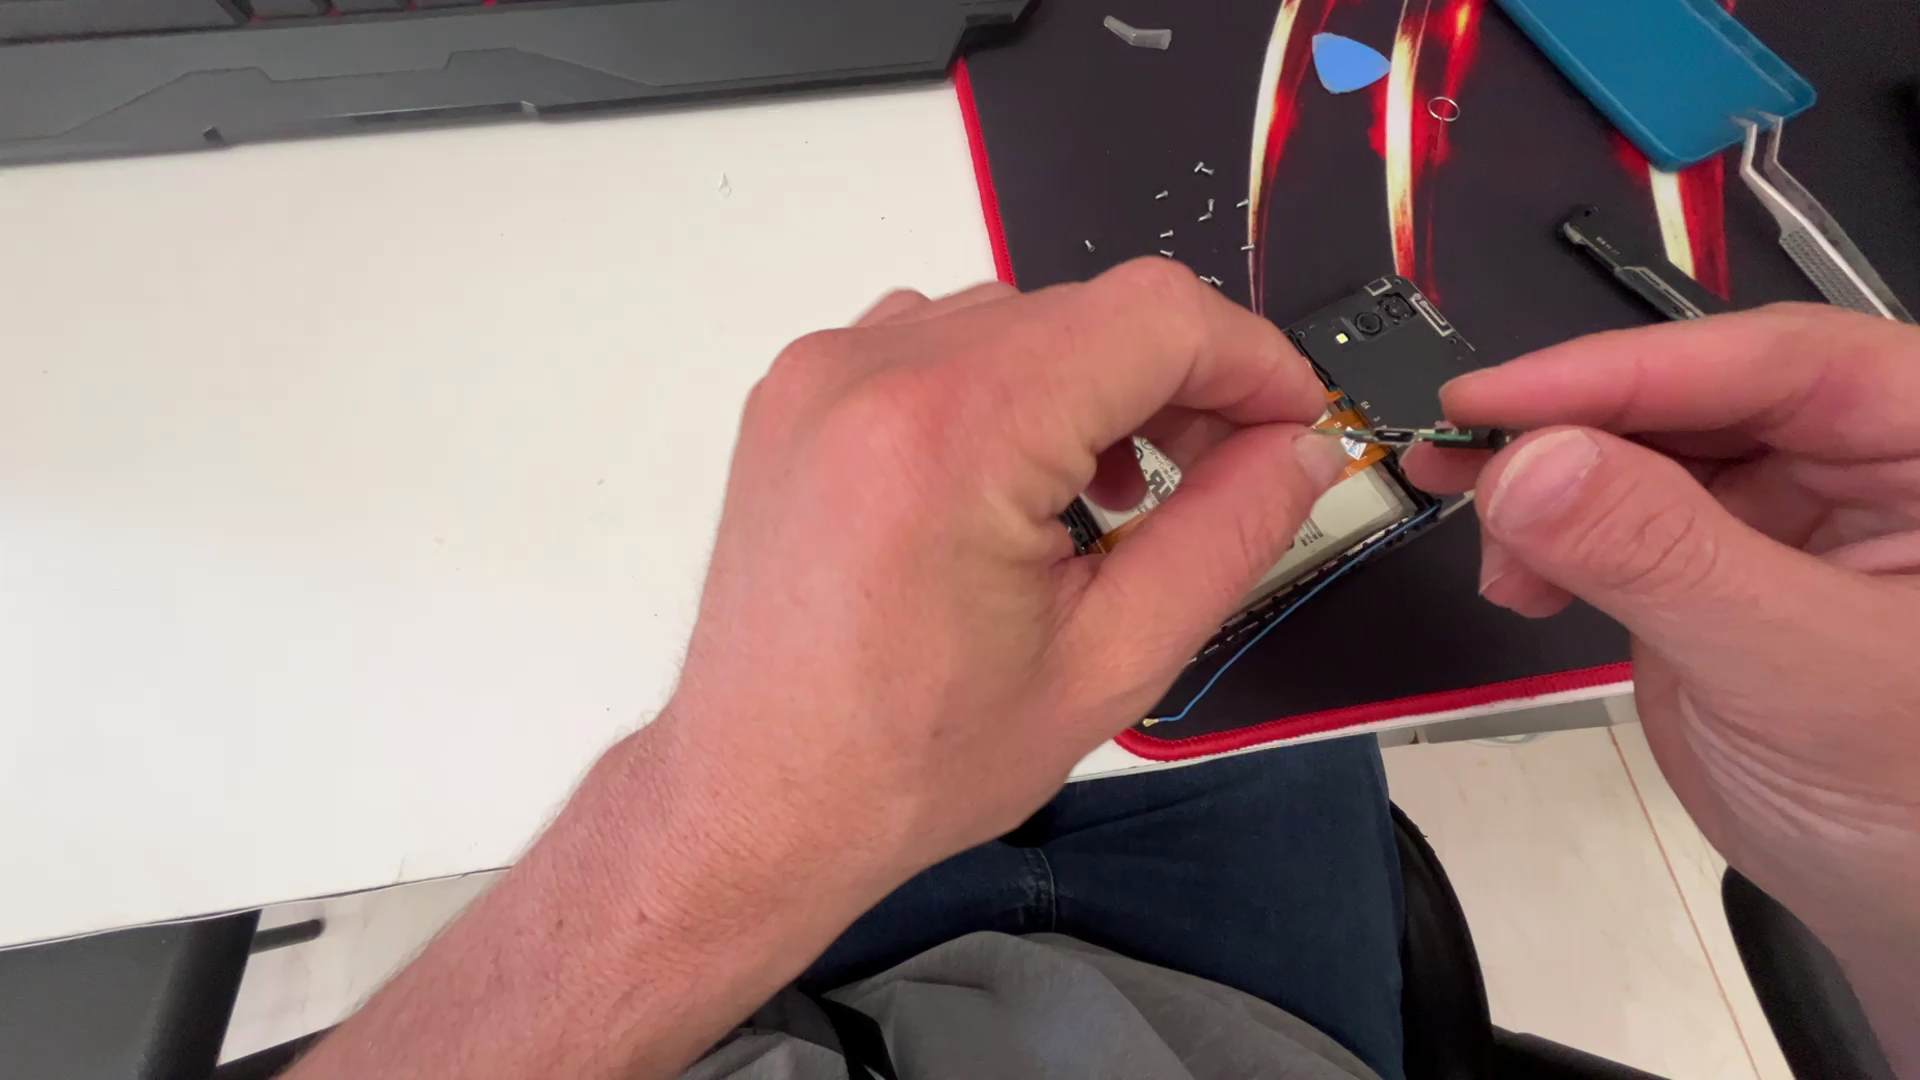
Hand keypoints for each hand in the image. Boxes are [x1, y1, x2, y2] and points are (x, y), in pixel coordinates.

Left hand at [285, 261, 1347, 1079]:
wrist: (756, 793)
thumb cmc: (914, 759)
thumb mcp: (1108, 663)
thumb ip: (1226, 537)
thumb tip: (1296, 452)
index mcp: (954, 433)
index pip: (1152, 315)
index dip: (1248, 356)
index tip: (1289, 419)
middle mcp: (873, 371)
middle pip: (1083, 313)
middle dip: (1172, 383)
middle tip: (1210, 469)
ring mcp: (822, 371)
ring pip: (1014, 323)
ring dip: (1086, 388)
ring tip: (1103, 491)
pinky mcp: (798, 391)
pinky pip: (938, 344)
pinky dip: (1003, 389)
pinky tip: (1009, 478)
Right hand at [1403, 304, 1919, 1066]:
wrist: (1900, 894)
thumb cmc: (1913, 797)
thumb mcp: (1790, 666)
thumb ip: (1658, 554)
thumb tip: (1521, 465)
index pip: (1771, 364)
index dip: (1613, 373)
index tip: (1478, 400)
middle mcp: (1860, 459)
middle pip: (1679, 403)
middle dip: (1558, 441)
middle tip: (1454, 467)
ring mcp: (1772, 509)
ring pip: (1622, 457)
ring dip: (1536, 498)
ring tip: (1491, 556)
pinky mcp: (1697, 557)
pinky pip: (1598, 519)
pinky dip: (1540, 544)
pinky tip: (1521, 586)